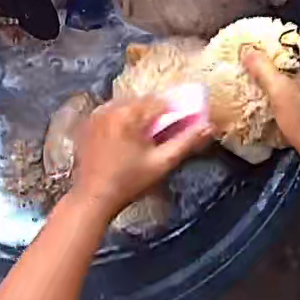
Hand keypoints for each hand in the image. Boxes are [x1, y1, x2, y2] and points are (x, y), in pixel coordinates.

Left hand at [67, 96, 212, 219]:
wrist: (92, 198)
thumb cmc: (129, 183)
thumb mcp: (162, 163)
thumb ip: (186, 142)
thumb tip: (209, 126)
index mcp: (129, 115)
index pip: (161, 102)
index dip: (174, 112)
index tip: (179, 126)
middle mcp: (111, 108)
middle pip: (144, 101)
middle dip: (155, 113)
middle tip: (161, 134)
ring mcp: (97, 113)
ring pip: (128, 103)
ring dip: (139, 114)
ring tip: (143, 137)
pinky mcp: (89, 121)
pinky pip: (113, 110)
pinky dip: (122, 117)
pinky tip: (125, 137)